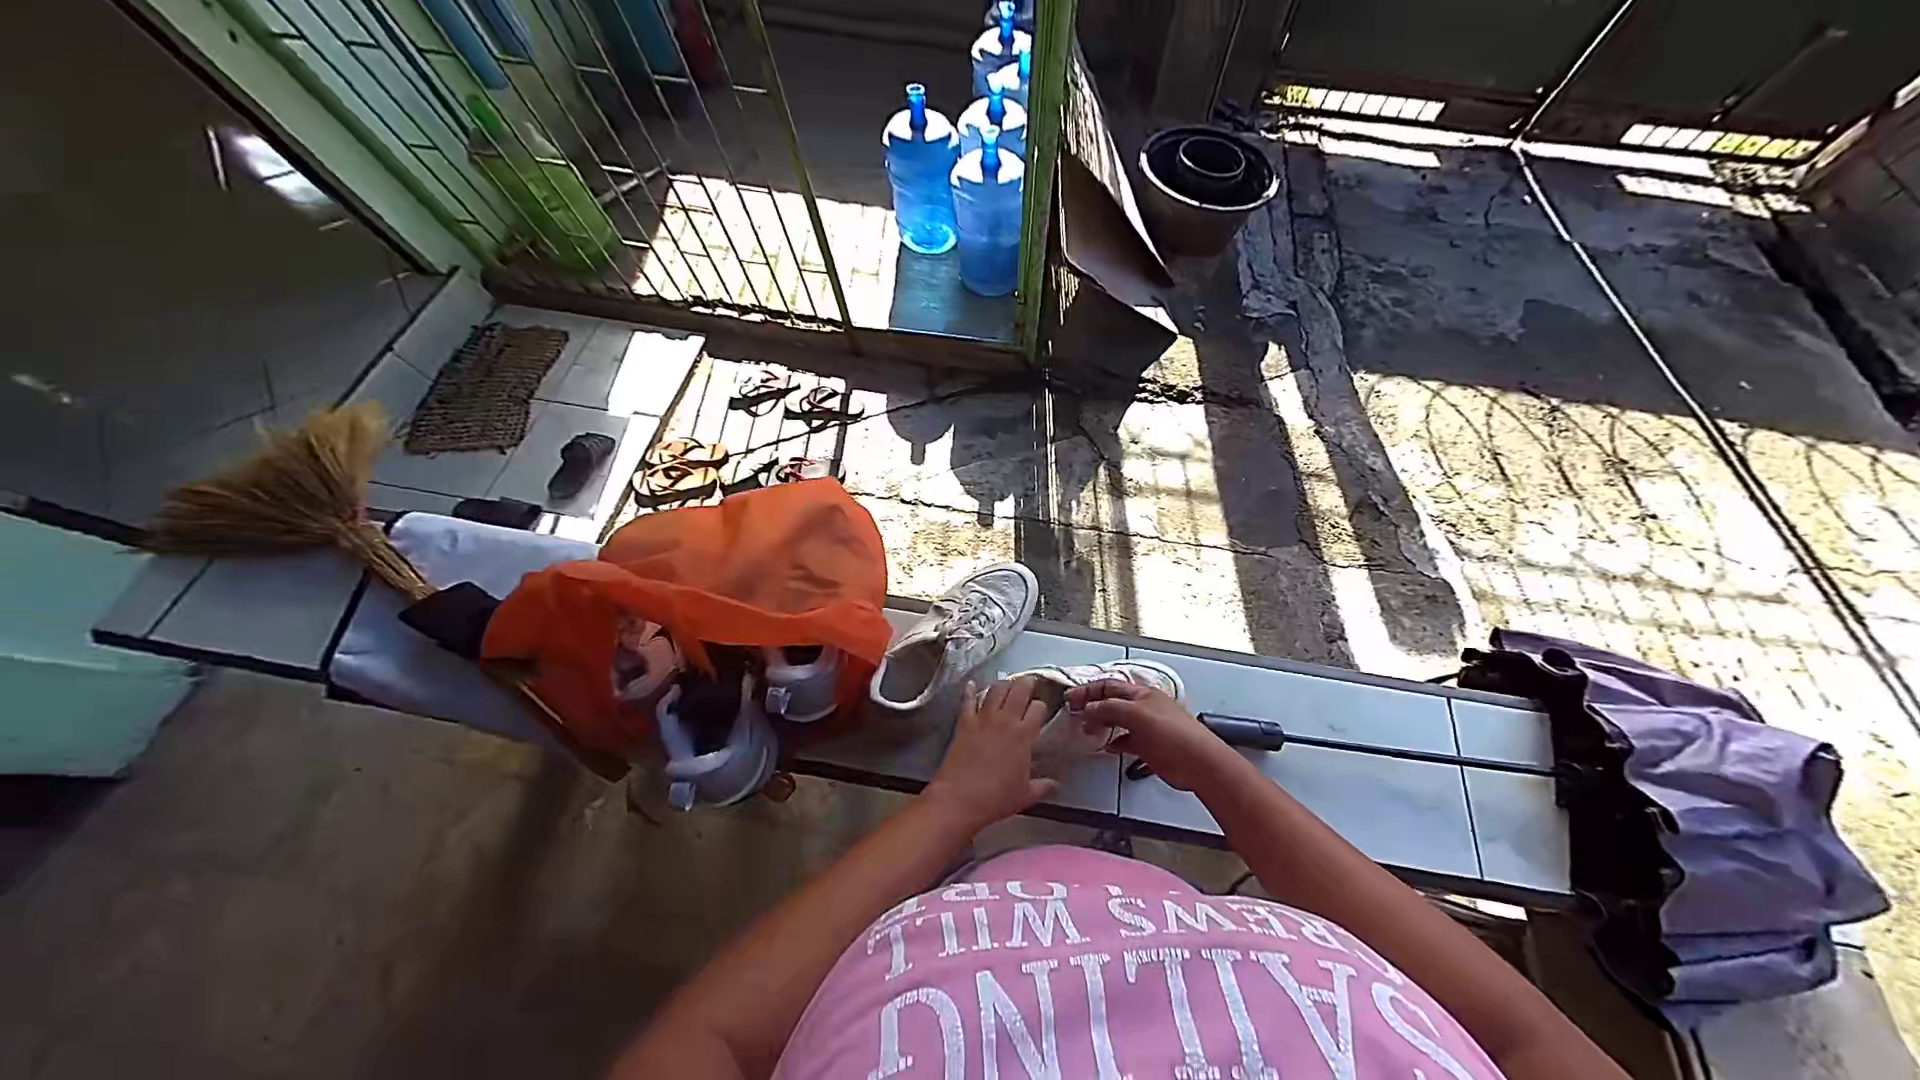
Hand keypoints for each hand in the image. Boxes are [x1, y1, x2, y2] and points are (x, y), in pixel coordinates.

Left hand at [924, 676, 1060, 831]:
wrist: (959, 798)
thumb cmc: (996, 798)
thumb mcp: (1025, 795)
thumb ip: (1042, 786)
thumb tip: (1055, 785)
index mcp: (1024, 735)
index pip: (1038, 708)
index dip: (1041, 706)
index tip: (1041, 710)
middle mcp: (1005, 720)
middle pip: (1019, 690)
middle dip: (1027, 683)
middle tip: (1030, 682)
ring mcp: (982, 718)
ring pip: (995, 690)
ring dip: (1003, 684)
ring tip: (1007, 683)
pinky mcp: (964, 722)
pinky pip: (967, 700)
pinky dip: (970, 690)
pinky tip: (971, 684)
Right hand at [1066, 681, 1231, 790]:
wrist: (1199, 764)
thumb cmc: (1175, 735)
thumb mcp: (1137, 715)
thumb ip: (1110, 708)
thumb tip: (1088, 708)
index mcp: (1142, 694)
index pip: (1109, 686)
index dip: (1089, 690)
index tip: (1071, 699)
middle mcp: (1143, 708)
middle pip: (1111, 702)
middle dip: (1092, 706)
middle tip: (1074, 714)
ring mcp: (1146, 727)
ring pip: (1116, 721)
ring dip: (1100, 723)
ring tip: (1086, 730)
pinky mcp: (1148, 747)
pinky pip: (1124, 740)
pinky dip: (1112, 742)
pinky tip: (1105, 747)